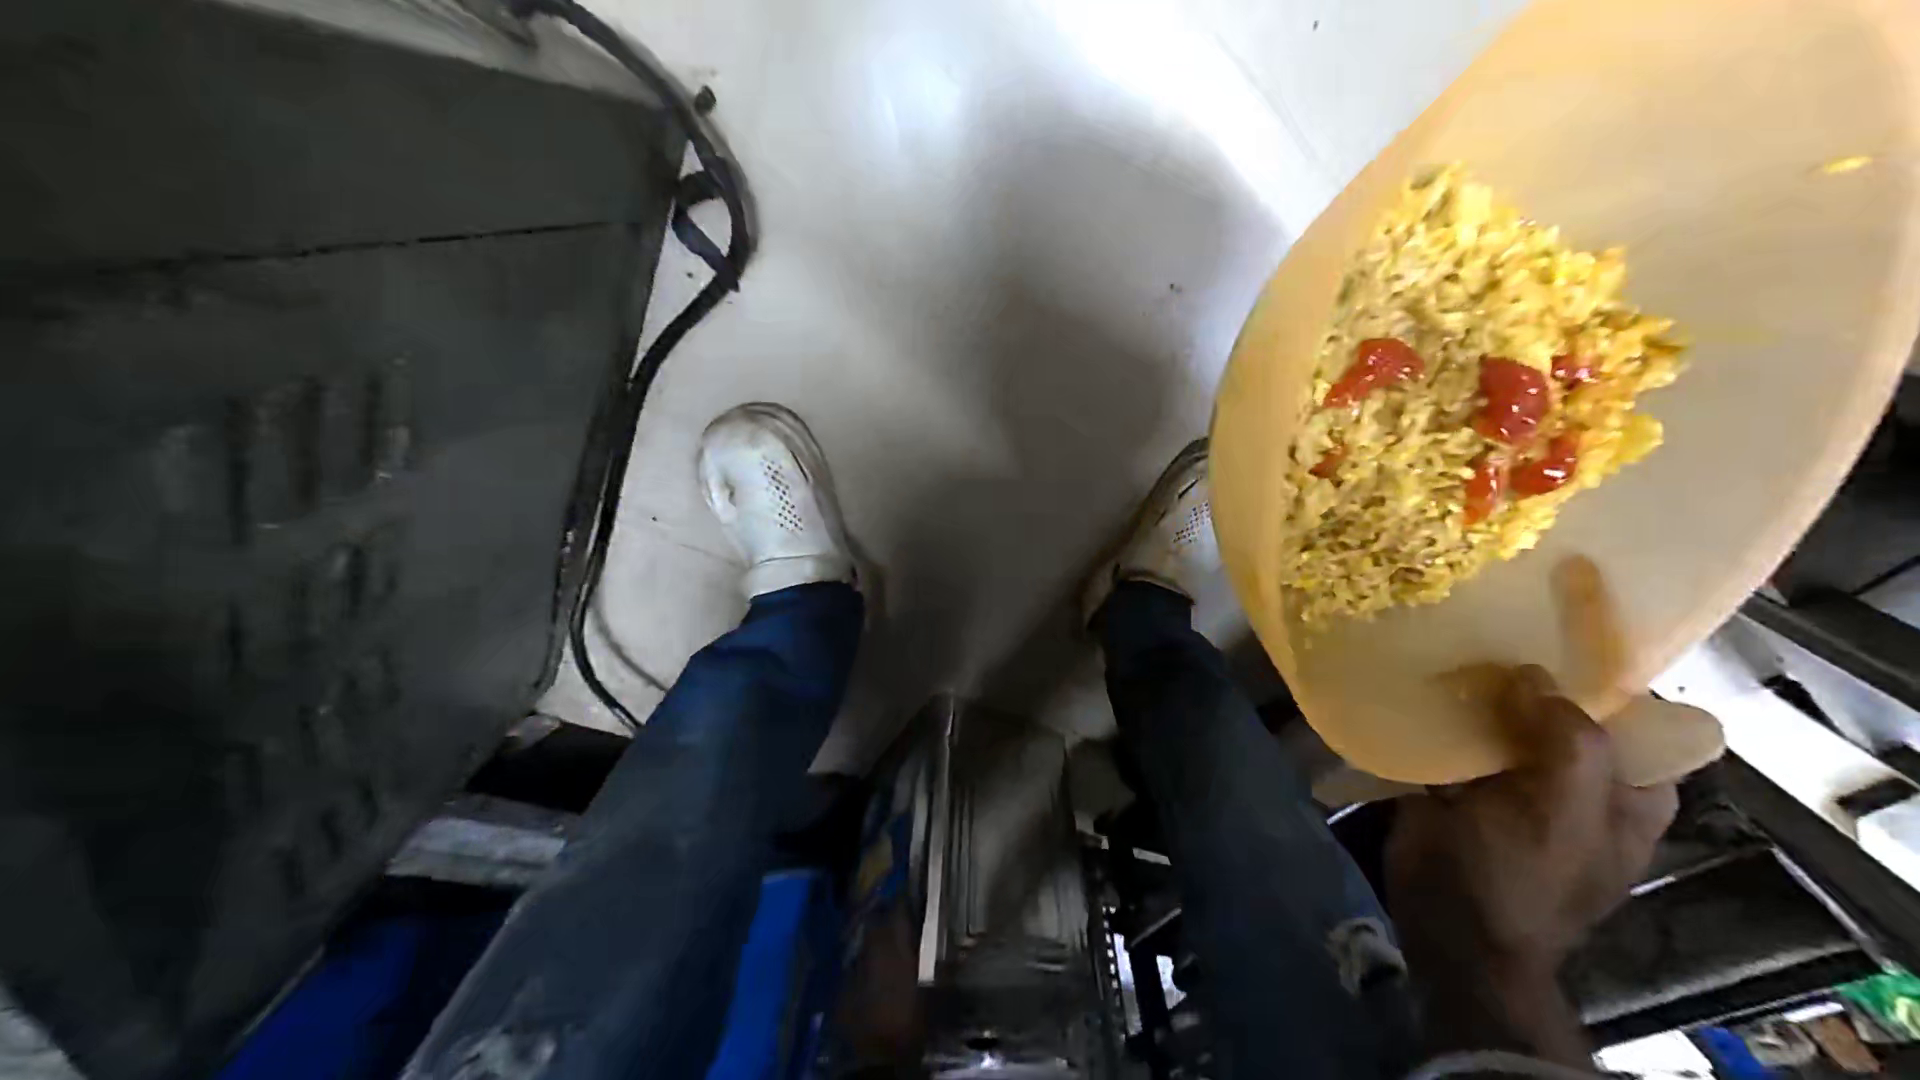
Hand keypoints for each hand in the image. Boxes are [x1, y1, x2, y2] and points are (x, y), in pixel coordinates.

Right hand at [1386, 666, 1677, 1063]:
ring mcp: (1511, 785)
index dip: (1598, 682)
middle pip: (1554, 715)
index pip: (1629, 719)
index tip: (1550, 641)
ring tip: (1442, 655)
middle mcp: (1572, 782)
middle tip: (1482, 641)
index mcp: (1622, 791)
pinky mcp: (1458, 787)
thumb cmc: (1519, 877)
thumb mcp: (1563, 815)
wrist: (1448, 926)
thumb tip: (1534, 675)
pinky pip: (1452, 742)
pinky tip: (1414, 690)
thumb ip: (1570, 742)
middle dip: (1522, 682)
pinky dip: (1437, 720)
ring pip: (1498, 725)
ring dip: (1473, 698)